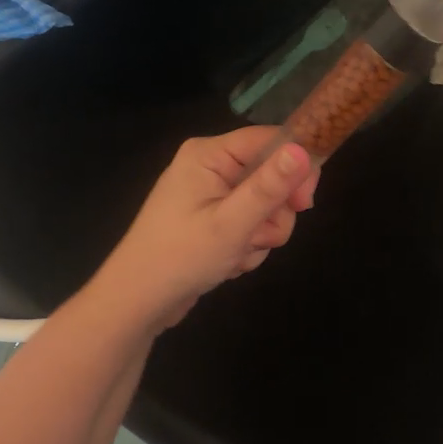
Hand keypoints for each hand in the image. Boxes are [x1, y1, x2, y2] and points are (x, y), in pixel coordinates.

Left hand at [86, 127, 318, 329]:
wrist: (138, 303)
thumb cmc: (181, 258)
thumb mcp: (232, 224)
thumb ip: (269, 187)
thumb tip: (303, 150)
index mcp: (210, 154)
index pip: (272, 140)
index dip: (296, 168)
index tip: (304, 203)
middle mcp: (212, 165)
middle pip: (273, 174)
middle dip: (275, 212)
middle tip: (262, 236)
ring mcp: (212, 192)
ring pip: (267, 203)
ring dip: (263, 232)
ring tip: (238, 253)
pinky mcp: (214, 215)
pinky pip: (252, 220)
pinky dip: (250, 242)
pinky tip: (231, 260)